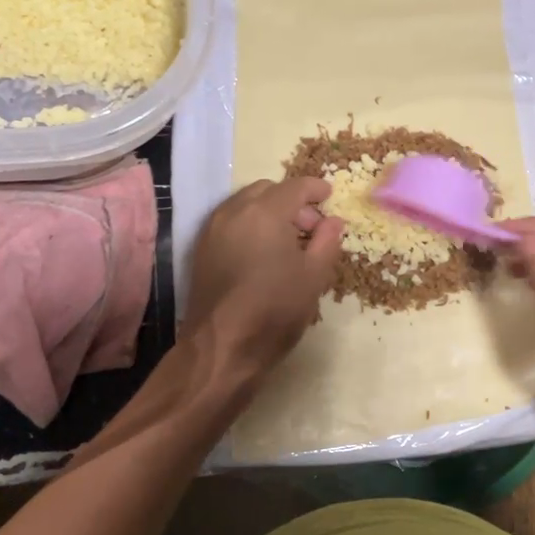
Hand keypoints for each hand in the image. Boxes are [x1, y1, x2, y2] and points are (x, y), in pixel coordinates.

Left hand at [185, 178, 344, 384]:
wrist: (220, 348)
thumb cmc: (274, 310)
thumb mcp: (314, 276)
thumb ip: (327, 241)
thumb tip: (333, 221)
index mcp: (265, 212)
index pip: (295, 186)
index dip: (315, 188)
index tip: (329, 195)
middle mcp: (234, 211)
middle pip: (267, 190)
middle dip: (291, 200)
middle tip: (310, 226)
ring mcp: (213, 229)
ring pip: (245, 203)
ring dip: (268, 211)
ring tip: (287, 241)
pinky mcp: (201, 249)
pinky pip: (230, 221)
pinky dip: (249, 224)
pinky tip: (263, 252)